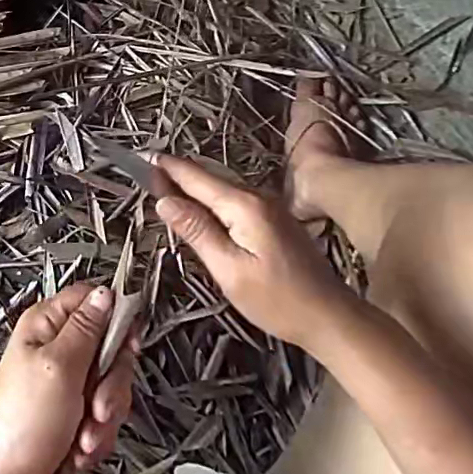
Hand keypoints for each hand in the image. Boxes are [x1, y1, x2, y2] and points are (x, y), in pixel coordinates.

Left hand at [0, 284, 138, 473]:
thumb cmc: (17, 424)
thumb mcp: (59, 366)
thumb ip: (88, 328)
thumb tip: (106, 294)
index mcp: (47, 323)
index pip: (94, 299)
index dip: (117, 318)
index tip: (126, 343)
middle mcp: (57, 348)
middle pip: (111, 346)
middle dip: (110, 382)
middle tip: (94, 400)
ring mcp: (66, 381)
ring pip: (112, 384)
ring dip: (104, 415)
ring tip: (81, 428)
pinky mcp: (74, 411)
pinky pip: (106, 414)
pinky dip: (97, 433)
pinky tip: (77, 444)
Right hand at [152, 154, 347, 346]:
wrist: (332, 317)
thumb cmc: (278, 301)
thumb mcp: (229, 270)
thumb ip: (196, 231)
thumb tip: (164, 200)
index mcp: (243, 206)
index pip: (195, 177)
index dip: (166, 166)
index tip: (140, 156)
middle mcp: (257, 196)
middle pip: (207, 178)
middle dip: (175, 174)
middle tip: (143, 173)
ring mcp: (269, 205)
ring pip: (220, 188)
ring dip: (191, 186)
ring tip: (161, 187)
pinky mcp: (274, 217)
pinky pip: (232, 198)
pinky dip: (209, 198)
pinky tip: (197, 207)